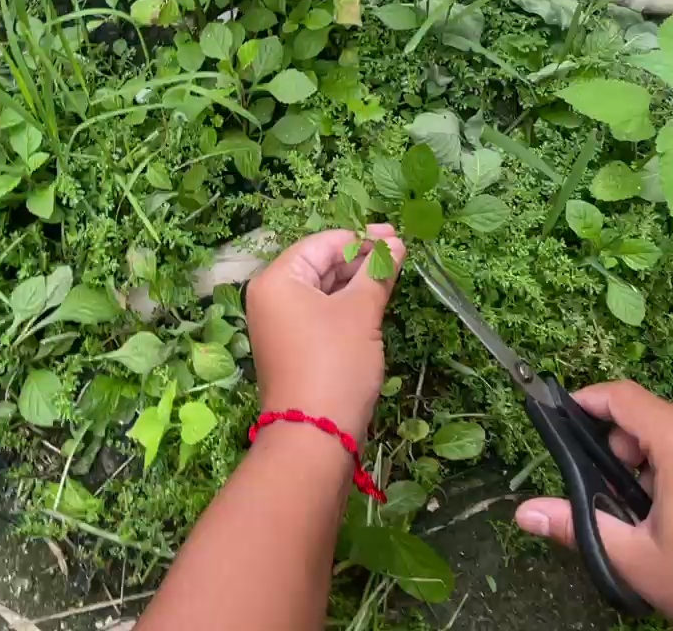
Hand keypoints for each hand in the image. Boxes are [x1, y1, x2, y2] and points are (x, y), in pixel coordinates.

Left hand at [245, 226, 404, 438]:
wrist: (315, 438)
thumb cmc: (335, 363)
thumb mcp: (361, 312)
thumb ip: (378, 272)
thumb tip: (396, 243)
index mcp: (277, 280)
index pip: (322, 244)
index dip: (362, 238)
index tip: (397, 235)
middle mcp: (272, 297)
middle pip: (320, 264)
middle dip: (360, 258)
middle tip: (400, 252)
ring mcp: (281, 323)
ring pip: (323, 289)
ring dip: (356, 281)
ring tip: (392, 274)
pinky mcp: (294, 346)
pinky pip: (321, 313)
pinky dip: (346, 305)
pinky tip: (374, 300)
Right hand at [514, 381, 672, 630]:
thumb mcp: (643, 564)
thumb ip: (579, 528)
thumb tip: (525, 513)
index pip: (625, 397)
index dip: (588, 400)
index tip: (564, 417)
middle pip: (654, 414)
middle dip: (621, 441)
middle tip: (612, 488)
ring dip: (653, 458)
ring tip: (649, 513)